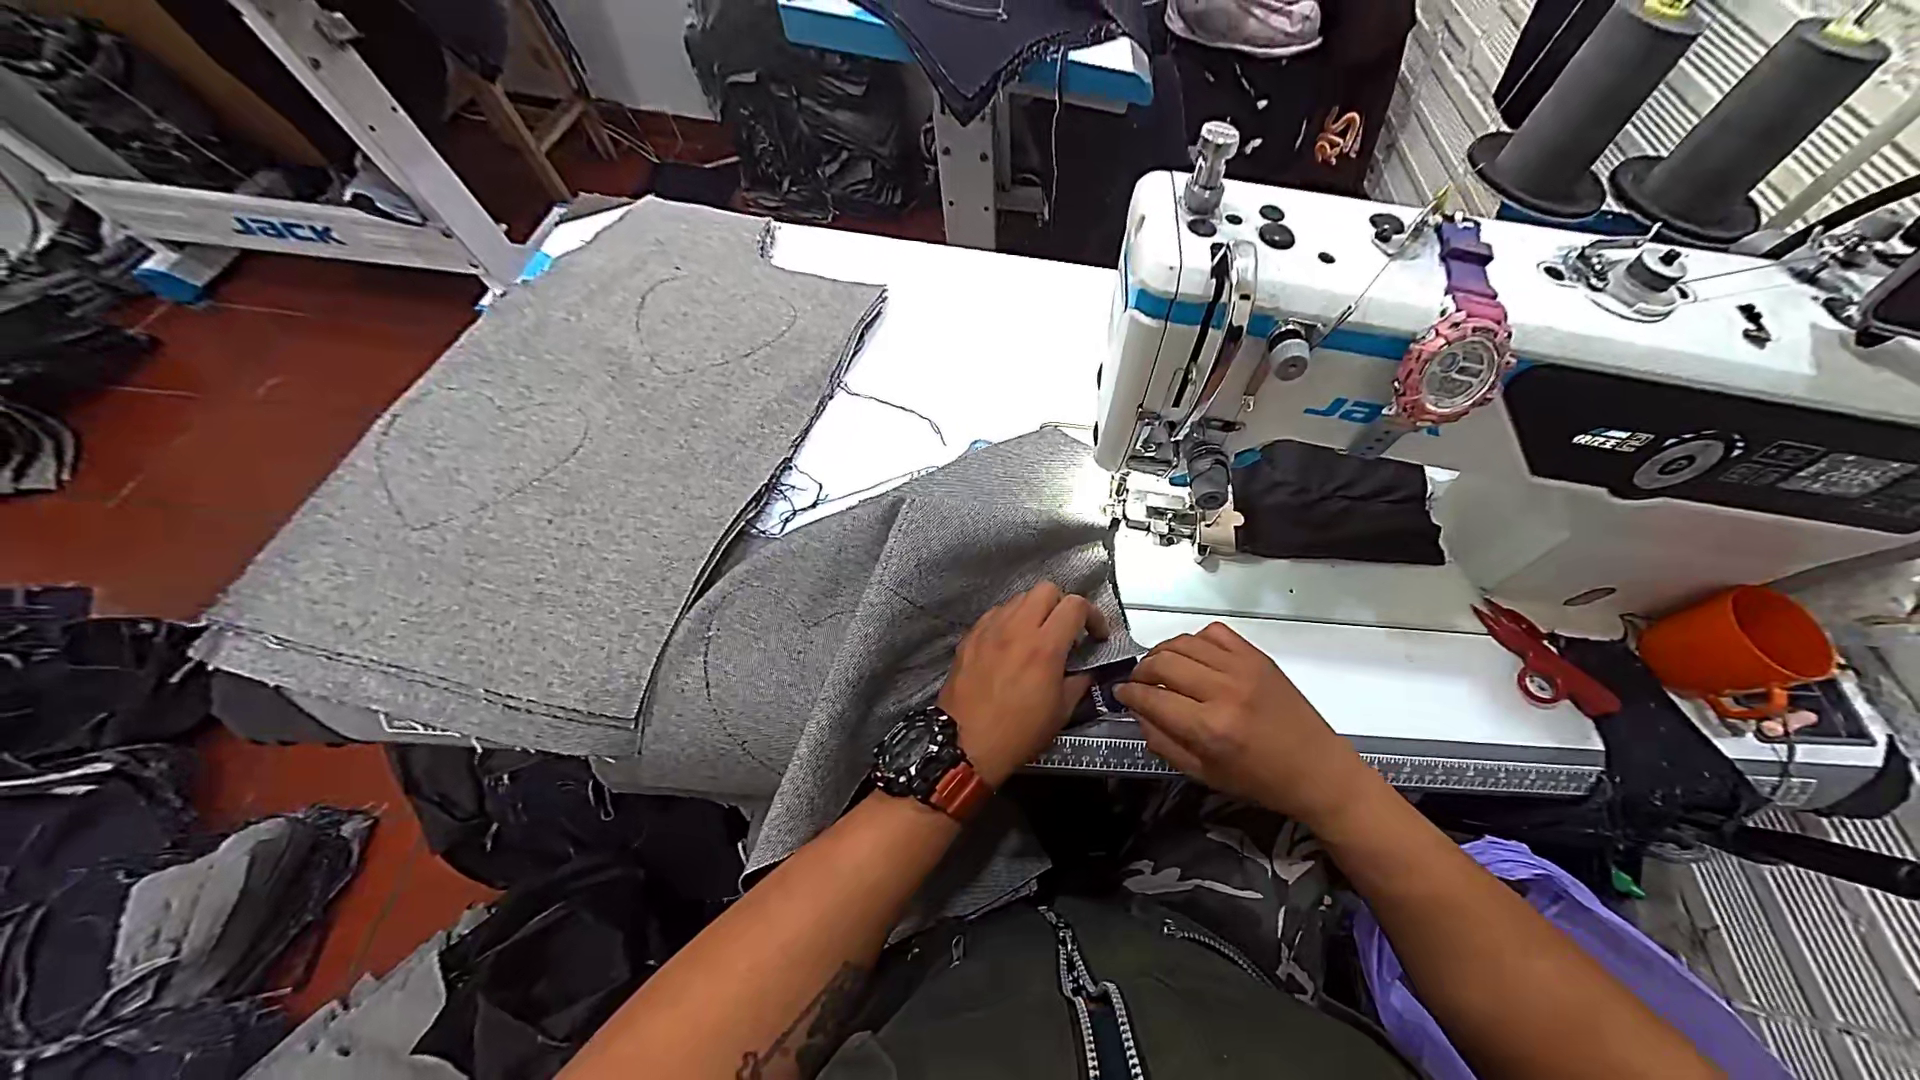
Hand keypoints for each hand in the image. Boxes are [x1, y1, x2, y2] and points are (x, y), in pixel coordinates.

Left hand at [938, 582, 1109, 785]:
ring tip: (1038, 636)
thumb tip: (1085, 670)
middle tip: (1066, 629)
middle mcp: (1016, 629)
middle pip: (1046, 589)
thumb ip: (1078, 682)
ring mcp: (989, 630)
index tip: (1095, 633)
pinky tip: (1011, 643)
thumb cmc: (1015, 734)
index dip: (1093, 615)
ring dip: (1034, 611)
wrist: (965, 743)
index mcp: (1044, 647)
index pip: (1075, 605)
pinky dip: (1009, 621)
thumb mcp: (1060, 712)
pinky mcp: (970, 637)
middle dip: (1062, 604)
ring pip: (1018, 598)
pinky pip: (995, 614)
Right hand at [1114, 622, 1378, 826]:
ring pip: (1183, 643)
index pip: (1151, 698)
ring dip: (1161, 653)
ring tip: (1159, 667)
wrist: (1318, 770)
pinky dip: (1194, 640)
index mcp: (1210, 728)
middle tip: (1138, 683)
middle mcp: (1224, 691)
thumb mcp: (1203, 774)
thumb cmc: (1259, 780)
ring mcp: (1243, 668)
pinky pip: (1214, 632)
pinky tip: (1192, 656)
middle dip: (1140, 672)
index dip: (1128, 695)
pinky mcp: (1257, 657)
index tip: (1121, 694)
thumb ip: (1163, 742)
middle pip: (1162, 663)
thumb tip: (1138, 712)